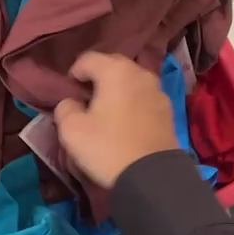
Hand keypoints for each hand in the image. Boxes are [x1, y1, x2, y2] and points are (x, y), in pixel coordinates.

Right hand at [53, 51, 177, 188]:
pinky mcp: (168, 109)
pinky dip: (132, 101)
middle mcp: (140, 73)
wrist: (151, 176)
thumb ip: (65, 108)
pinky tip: (126, 120)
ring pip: (131, 80)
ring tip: (106, 108)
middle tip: (86, 97)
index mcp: (116, 71)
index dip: (74, 72)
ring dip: (117, 88)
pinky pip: (144, 96)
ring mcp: (158, 90)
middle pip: (113, 65)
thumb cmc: (108, 147)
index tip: (69, 91)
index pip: (88, 59)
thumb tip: (71, 102)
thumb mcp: (72, 130)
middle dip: (97, 77)